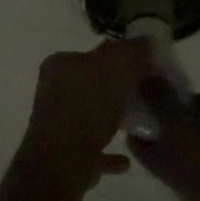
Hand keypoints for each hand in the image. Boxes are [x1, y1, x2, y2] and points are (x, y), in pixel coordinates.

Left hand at [16, 39, 149, 195]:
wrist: (63, 160)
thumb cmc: (87, 106)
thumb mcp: (115, 68)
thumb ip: (131, 52)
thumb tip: (146, 40)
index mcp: (59, 66)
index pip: (92, 54)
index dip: (119, 58)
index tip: (144, 67)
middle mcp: (53, 92)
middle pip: (91, 85)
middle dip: (115, 90)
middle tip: (144, 94)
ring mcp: (56, 125)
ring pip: (90, 117)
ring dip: (111, 120)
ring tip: (138, 123)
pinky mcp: (65, 155)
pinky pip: (93, 151)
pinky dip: (108, 154)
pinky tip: (126, 159)